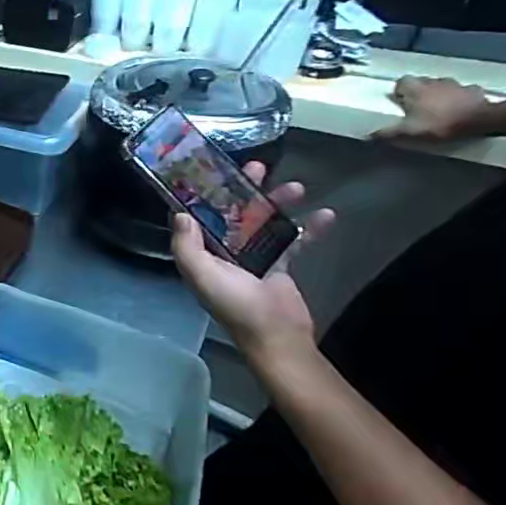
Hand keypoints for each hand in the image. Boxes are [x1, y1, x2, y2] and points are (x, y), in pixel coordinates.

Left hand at [169, 162, 333, 372]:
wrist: (278, 337)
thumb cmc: (235, 304)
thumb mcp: (201, 273)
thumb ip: (186, 244)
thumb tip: (179, 213)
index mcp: (200, 253)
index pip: (198, 217)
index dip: (203, 193)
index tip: (212, 169)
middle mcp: (222, 252)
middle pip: (232, 212)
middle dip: (243, 189)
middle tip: (259, 167)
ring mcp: (252, 257)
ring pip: (262, 221)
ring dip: (278, 203)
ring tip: (297, 187)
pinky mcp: (279, 265)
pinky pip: (293, 240)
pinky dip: (308, 228)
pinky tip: (326, 214)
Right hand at [370, 76, 490, 140]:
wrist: (482, 121)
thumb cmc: (441, 123)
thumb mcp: (409, 132)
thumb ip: (387, 132)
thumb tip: (368, 135)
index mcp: (415, 89)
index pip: (402, 82)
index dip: (400, 91)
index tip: (401, 102)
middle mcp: (433, 82)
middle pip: (422, 82)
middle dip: (420, 91)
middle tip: (419, 106)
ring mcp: (456, 85)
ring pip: (443, 85)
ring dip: (440, 93)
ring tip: (440, 107)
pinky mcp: (475, 91)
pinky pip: (464, 92)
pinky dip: (461, 97)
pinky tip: (462, 107)